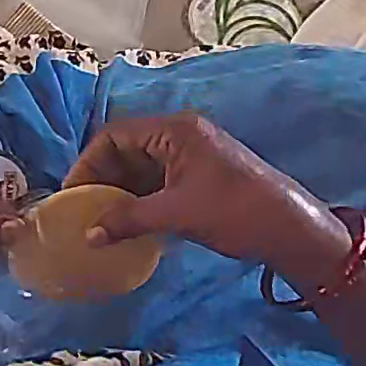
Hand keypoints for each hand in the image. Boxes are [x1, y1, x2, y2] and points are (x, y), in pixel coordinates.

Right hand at [64, 114, 349, 281]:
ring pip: (141, 167)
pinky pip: (157, 180)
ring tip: (100, 217)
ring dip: (120, 190)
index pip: (116, 135)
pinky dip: (139, 198)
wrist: (292, 229)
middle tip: (83, 207)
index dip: (89, 161)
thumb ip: (129, 219)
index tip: (74, 192)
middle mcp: (179, 135)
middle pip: (126, 148)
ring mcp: (190, 155)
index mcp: (174, 130)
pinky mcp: (198, 175)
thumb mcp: (177, 213)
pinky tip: (127, 220)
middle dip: (103, 177)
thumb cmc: (235, 211)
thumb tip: (89, 235)